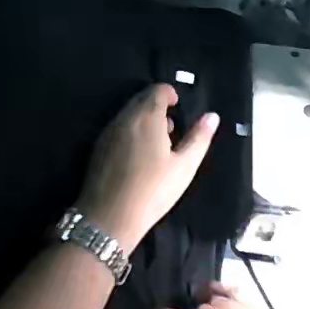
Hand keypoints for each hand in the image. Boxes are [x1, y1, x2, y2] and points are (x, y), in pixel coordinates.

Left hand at [75, 83, 217, 246]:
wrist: (109, 218)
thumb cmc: (153, 191)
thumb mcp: (184, 166)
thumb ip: (199, 137)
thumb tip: (212, 116)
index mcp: (147, 117)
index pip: (157, 90)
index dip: (170, 94)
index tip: (178, 106)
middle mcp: (125, 118)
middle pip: (141, 98)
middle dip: (157, 105)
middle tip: (171, 128)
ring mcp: (108, 132)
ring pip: (128, 113)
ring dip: (144, 118)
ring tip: (158, 142)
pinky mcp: (97, 148)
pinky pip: (118, 127)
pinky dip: (131, 130)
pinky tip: (139, 154)